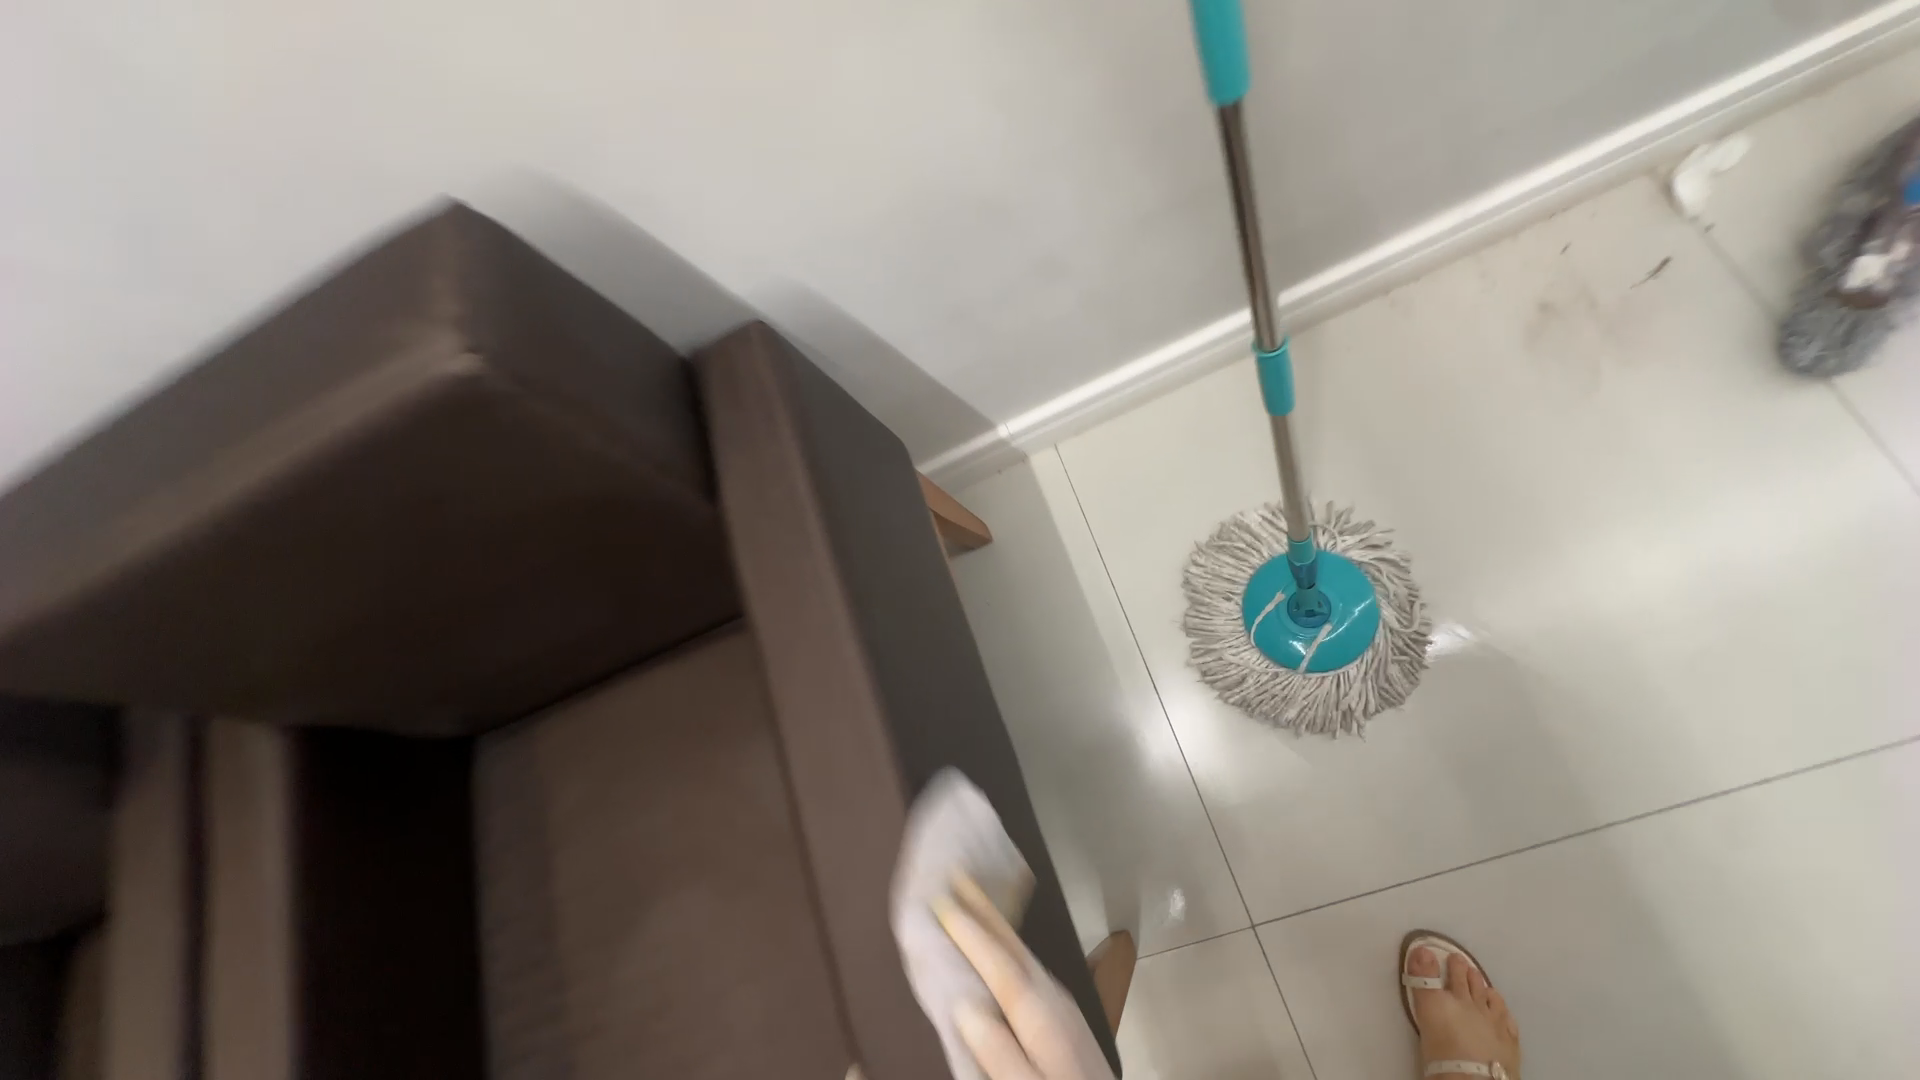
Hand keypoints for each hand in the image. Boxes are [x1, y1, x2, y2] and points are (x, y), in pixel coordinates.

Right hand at [933, 875, 1114, 1079]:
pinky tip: (1004, 943)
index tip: (944, 899)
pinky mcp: (1065, 1015)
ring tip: (974, 898)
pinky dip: (1010, 944)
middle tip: (960, 876)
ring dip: (996, 922)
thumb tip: (964, 1006)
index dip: (970, 929)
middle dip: (985, 909)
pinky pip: (1029, 963)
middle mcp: (1052, 998)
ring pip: (1022, 951)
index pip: (998, 961)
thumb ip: (997, 1050)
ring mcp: (1062, 1004)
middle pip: (1012, 945)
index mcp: (1039, 1013)